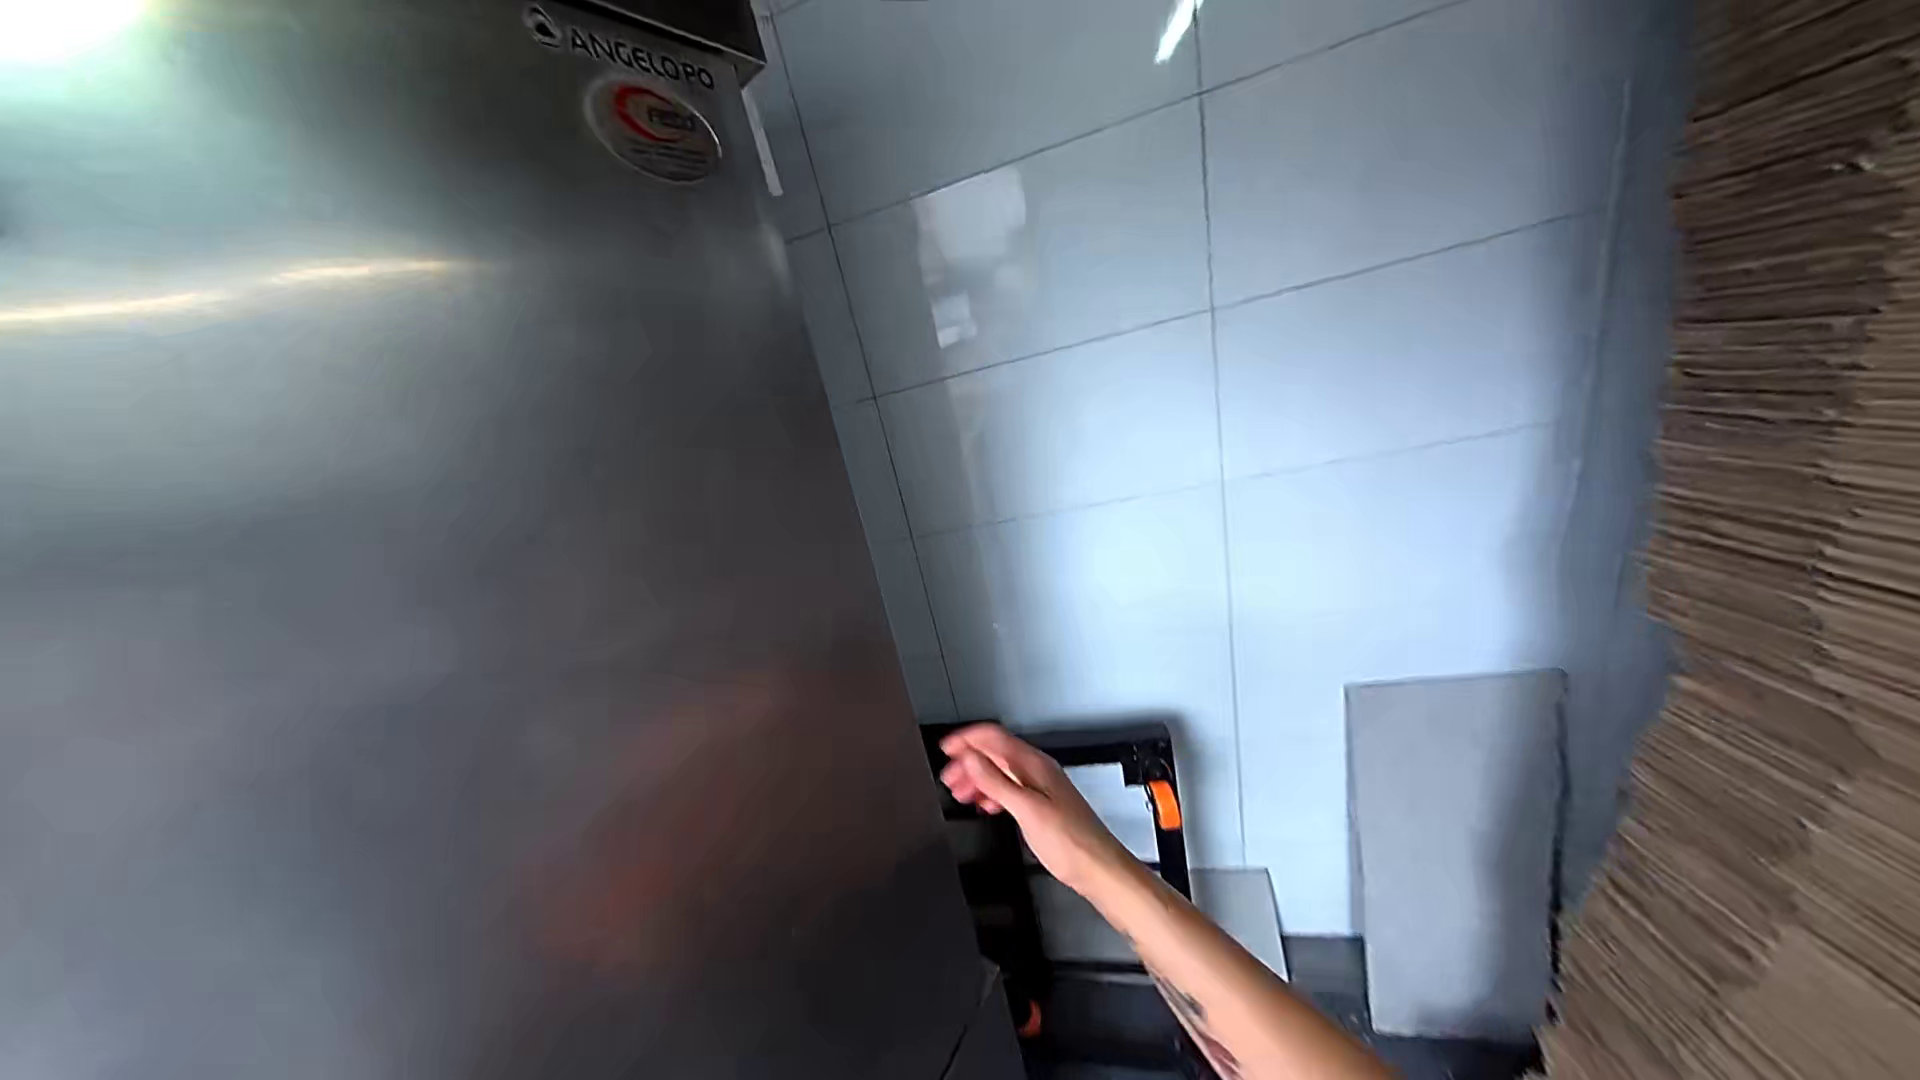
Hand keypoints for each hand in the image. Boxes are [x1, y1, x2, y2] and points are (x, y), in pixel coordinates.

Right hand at [938, 723, 1138, 897]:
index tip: (947, 747)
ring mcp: (1040, 787)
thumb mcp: (1026, 810)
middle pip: (995, 753)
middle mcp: (1038, 770)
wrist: (1100, 869)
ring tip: (960, 790)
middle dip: (968, 761)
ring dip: (978, 777)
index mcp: (1034, 765)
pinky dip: (992, 792)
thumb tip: (971, 759)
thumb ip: (996, 782)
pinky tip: (985, 804)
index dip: (968, 738)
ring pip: (1001, 771)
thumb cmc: (1072, 843)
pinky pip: (1010, 788)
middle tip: (948, 775)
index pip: (994, 737)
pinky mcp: (1041, 804)